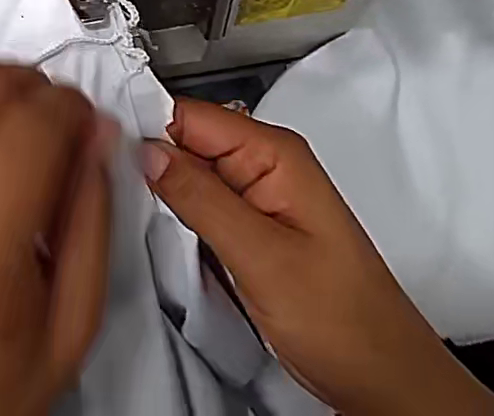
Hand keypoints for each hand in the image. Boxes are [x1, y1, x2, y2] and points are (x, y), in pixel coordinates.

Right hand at [141, 99, 493, 415]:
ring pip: (188, 171)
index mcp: (273, 152)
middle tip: (118, 187)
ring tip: (139, 213)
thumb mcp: (263, 257)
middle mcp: (263, 163)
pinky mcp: (248, 222)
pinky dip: (177, 214)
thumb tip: (150, 151)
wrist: (383, 380)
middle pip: (185, 138)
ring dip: (162, 190)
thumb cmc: (348, 322)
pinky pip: (198, 201)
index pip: (191, 114)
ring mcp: (255, 193)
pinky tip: (164, 231)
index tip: (109, 145)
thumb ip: (201, 198)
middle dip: (150, 160)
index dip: (147, 125)